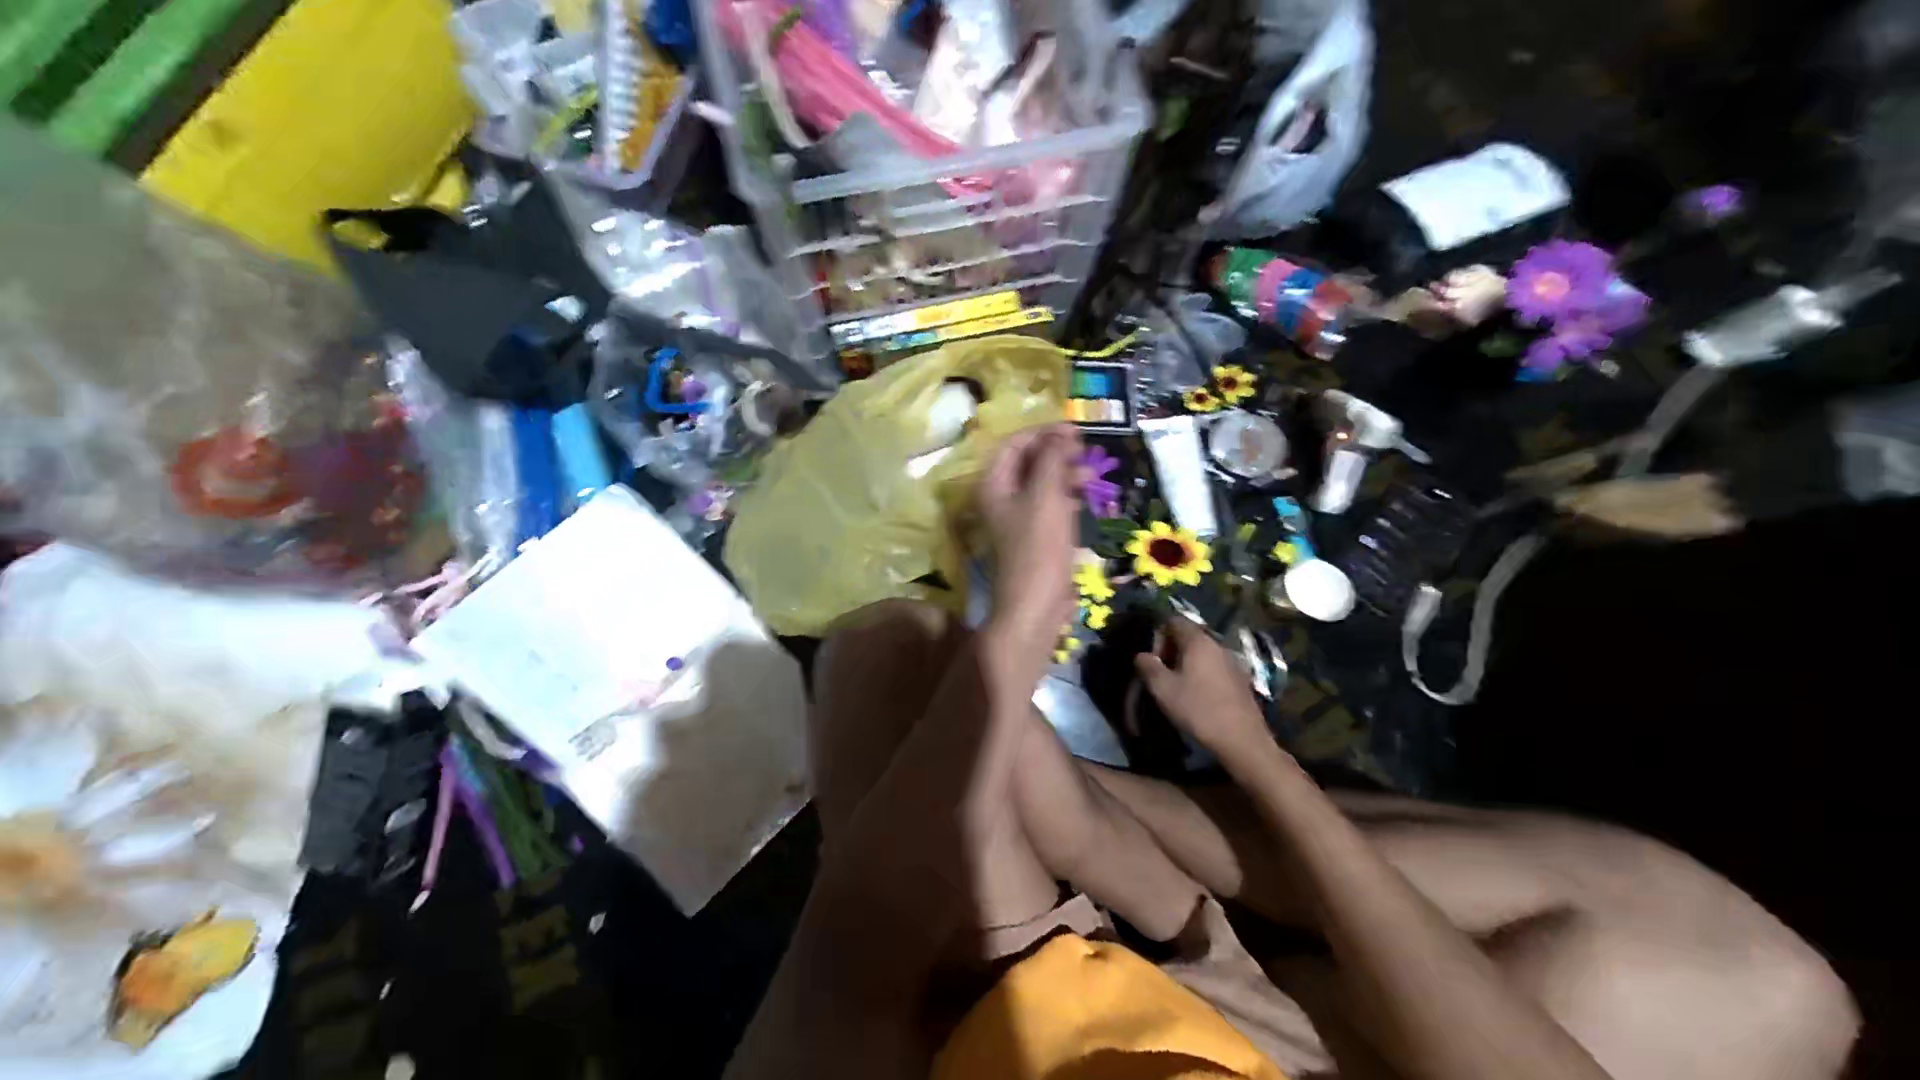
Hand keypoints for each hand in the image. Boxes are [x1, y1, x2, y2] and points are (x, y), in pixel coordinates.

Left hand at [977, 424, 1085, 651]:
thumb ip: (1052, 459)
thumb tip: (1062, 433)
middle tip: (1086, 453)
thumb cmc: (1038, 547)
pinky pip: (1049, 506)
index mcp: (993, 484)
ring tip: (1090, 478)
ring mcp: (1017, 519)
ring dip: (1065, 475)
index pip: (1014, 443)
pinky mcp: (1034, 537)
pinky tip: (1084, 499)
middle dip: (1057, 453)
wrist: (1036, 605)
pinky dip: (1066, 497)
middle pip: (1028, 462)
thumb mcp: (1046, 495)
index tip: (1075, 431)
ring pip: (1041, 484)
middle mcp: (1000, 498)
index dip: (1043, 432)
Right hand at [1134, 620, 1273, 764]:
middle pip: (1190, 636)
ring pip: (1203, 653)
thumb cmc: (1198, 709)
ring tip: (1178, 685)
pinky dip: (1203, 674)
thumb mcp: (1163, 689)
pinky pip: (1216, 667)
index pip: (1174, 621)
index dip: (1159, 634)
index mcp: (1198, 641)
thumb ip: (1148, 667)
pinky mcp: (1241, 679)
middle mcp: (1218, 644)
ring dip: (1188, 663)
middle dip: (1172, 650)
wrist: (1241, 739)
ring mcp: (1233, 661)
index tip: (1153, 658)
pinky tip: (1199, 695)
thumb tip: (1142, 655)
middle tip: (1162, 673)